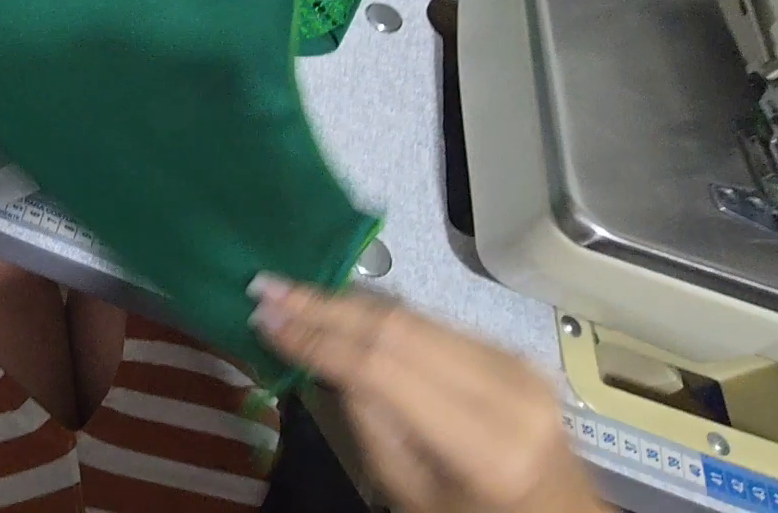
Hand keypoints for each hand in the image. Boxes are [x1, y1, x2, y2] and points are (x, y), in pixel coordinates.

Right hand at [249, 276, 602, 512]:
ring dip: (342, 299)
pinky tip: (335, 303)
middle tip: (264, 286)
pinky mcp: (508, 347)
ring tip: (288, 288)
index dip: (317, 338)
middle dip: (321, 305)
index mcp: (485, 444)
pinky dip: (375, 310)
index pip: (382, 367)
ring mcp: (514, 362)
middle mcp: (505, 389)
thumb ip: (367, 418)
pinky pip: (426, 319)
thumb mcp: (409, 492)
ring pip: (408, 313)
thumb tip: (320, 350)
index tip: (264, 317)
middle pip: (395, 327)